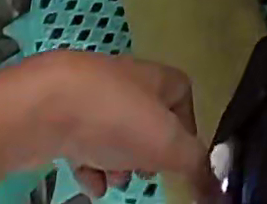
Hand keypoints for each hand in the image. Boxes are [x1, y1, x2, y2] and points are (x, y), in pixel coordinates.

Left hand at [5, 51, 218, 200]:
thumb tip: (220, 188)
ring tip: (111, 178)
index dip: (186, 129)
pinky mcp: (67, 116)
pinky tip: (88, 180)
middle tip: (143, 171)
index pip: (183, 95)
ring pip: (119, 136)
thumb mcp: (166, 143)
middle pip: (150, 120)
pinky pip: (89, 146)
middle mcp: (129, 82)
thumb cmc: (115, 117)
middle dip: (148, 153)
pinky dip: (91, 166)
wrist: (46, 106)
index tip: (180, 159)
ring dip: (120, 164)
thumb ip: (196, 164)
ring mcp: (96, 98)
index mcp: (157, 77)